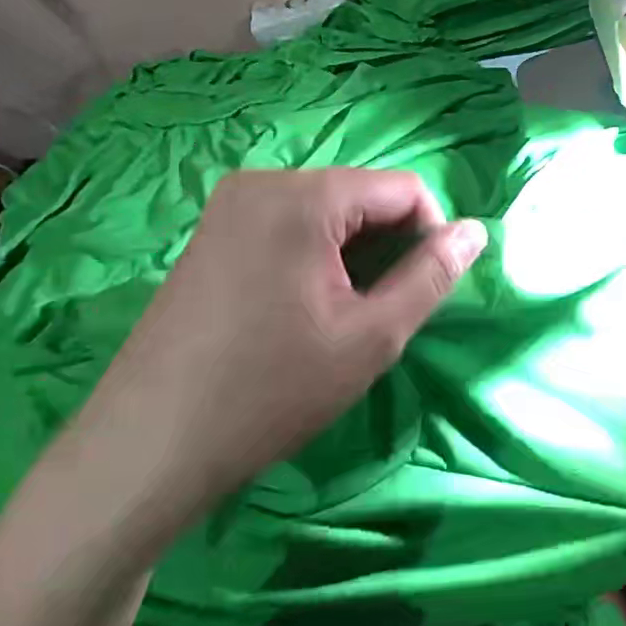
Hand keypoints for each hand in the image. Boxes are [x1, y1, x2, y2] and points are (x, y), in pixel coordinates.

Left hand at [74, 168, 487, 519]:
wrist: (151, 443)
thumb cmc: (273, 389)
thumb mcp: (372, 337)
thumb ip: (432, 277)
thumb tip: (475, 232)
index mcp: (304, 197)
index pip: (404, 189)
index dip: (430, 236)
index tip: (421, 294)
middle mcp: (262, 183)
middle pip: (362, 196)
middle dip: (388, 248)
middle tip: (378, 314)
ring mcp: (227, 207)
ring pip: (326, 214)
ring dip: (353, 257)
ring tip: (338, 318)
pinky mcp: (209, 235)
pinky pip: (287, 227)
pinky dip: (315, 259)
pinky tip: (300, 311)